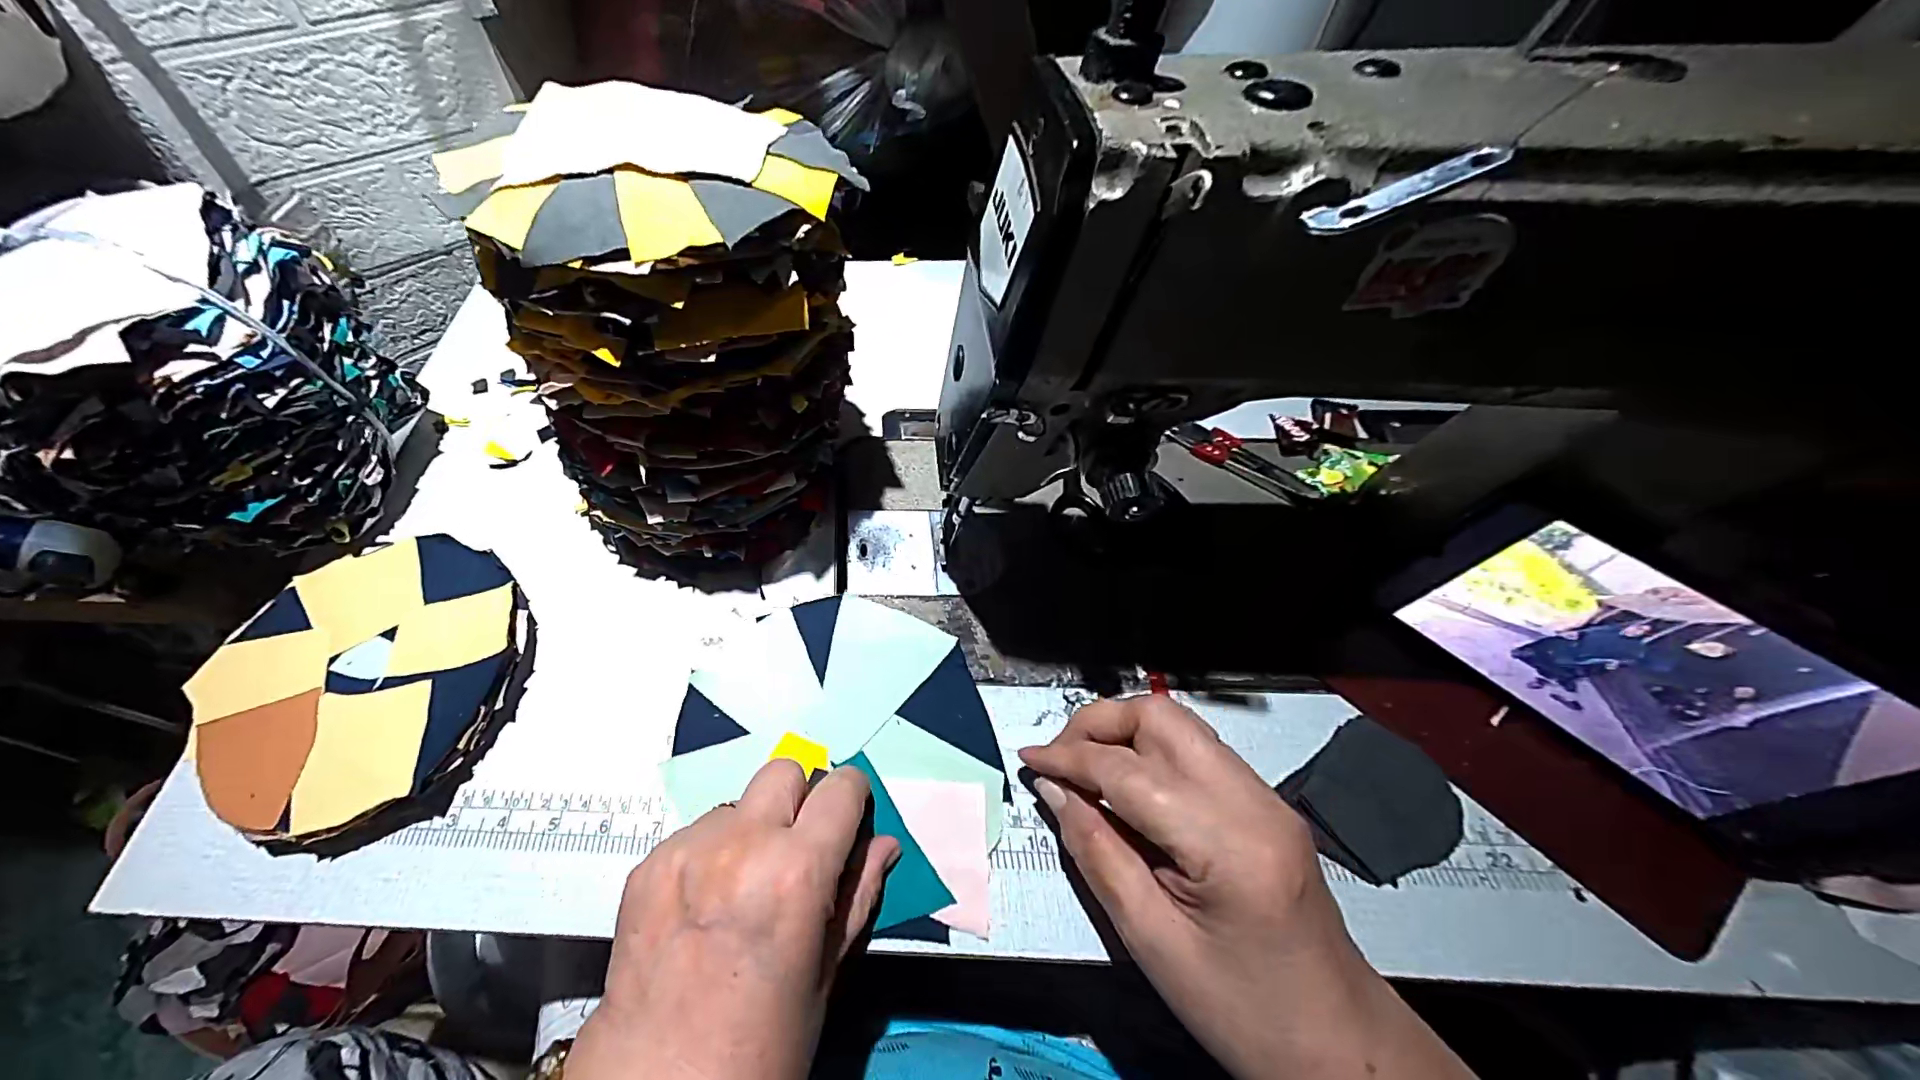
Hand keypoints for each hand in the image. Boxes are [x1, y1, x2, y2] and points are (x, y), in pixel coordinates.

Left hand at [569, 760, 899, 1079]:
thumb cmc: (760, 1043)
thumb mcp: (826, 972)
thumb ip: (859, 894)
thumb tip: (883, 846)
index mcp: (796, 871)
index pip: (841, 787)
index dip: (852, 798)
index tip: (849, 815)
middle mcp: (742, 846)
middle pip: (785, 771)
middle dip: (801, 798)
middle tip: (798, 844)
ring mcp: (688, 851)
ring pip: (737, 804)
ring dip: (751, 828)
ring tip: (744, 883)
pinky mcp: (649, 865)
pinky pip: (697, 833)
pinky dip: (712, 853)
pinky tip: (706, 903)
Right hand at [1020, 696, 1470, 1079]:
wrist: (1339, 1045)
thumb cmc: (1246, 1013)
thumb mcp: (1153, 943)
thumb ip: (1098, 856)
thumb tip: (1057, 793)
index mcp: (1229, 844)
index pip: (1129, 770)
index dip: (1069, 757)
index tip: (1031, 759)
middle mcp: (1255, 802)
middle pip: (1162, 717)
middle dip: (1099, 724)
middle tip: (1060, 758)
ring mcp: (1266, 798)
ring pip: (1180, 725)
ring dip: (1124, 734)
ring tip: (1084, 770)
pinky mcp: (1266, 805)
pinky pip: (1197, 752)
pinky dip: (1150, 753)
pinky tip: (1125, 787)